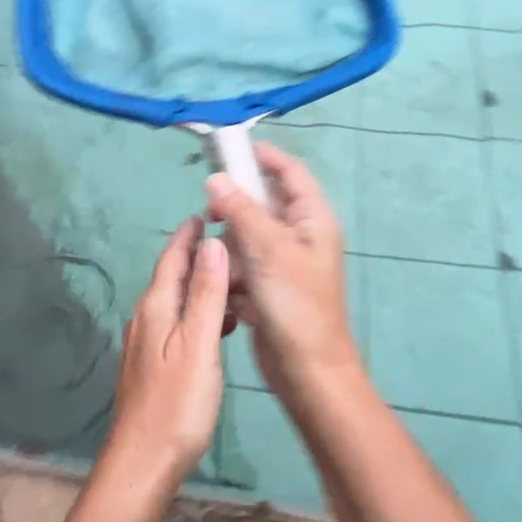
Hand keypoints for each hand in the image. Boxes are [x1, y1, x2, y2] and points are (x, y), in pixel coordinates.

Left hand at [101, 218, 230, 485]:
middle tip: (231, 244)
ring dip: (201, 287)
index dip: (189, 235)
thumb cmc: (177, 403)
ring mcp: (146, 342)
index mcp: (157, 307)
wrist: (143, 460)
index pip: (172, 258)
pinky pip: (177, 323)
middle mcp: (146, 317)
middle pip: (173, 276)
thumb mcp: (200, 345)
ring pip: (176, 301)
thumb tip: (214, 244)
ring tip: (234, 283)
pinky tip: (219, 327)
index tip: (207, 214)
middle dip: (198, 257)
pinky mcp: (151, 364)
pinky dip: (198, 314)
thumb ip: (207, 295)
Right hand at [206, 144, 358, 396]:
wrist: (306, 372)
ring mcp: (284, 262)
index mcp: (312, 220)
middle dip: (236, 207)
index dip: (264, 157)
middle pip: (263, 203)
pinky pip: (243, 264)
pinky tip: (226, 289)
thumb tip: (215, 179)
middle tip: (210, 211)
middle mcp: (300, 236)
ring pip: (247, 234)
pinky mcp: (268, 286)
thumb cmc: (295, 305)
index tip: (230, 150)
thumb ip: (240, 210)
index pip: (290, 173)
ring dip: (230, 244)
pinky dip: (232, 271)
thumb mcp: (267, 250)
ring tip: (219, 257)